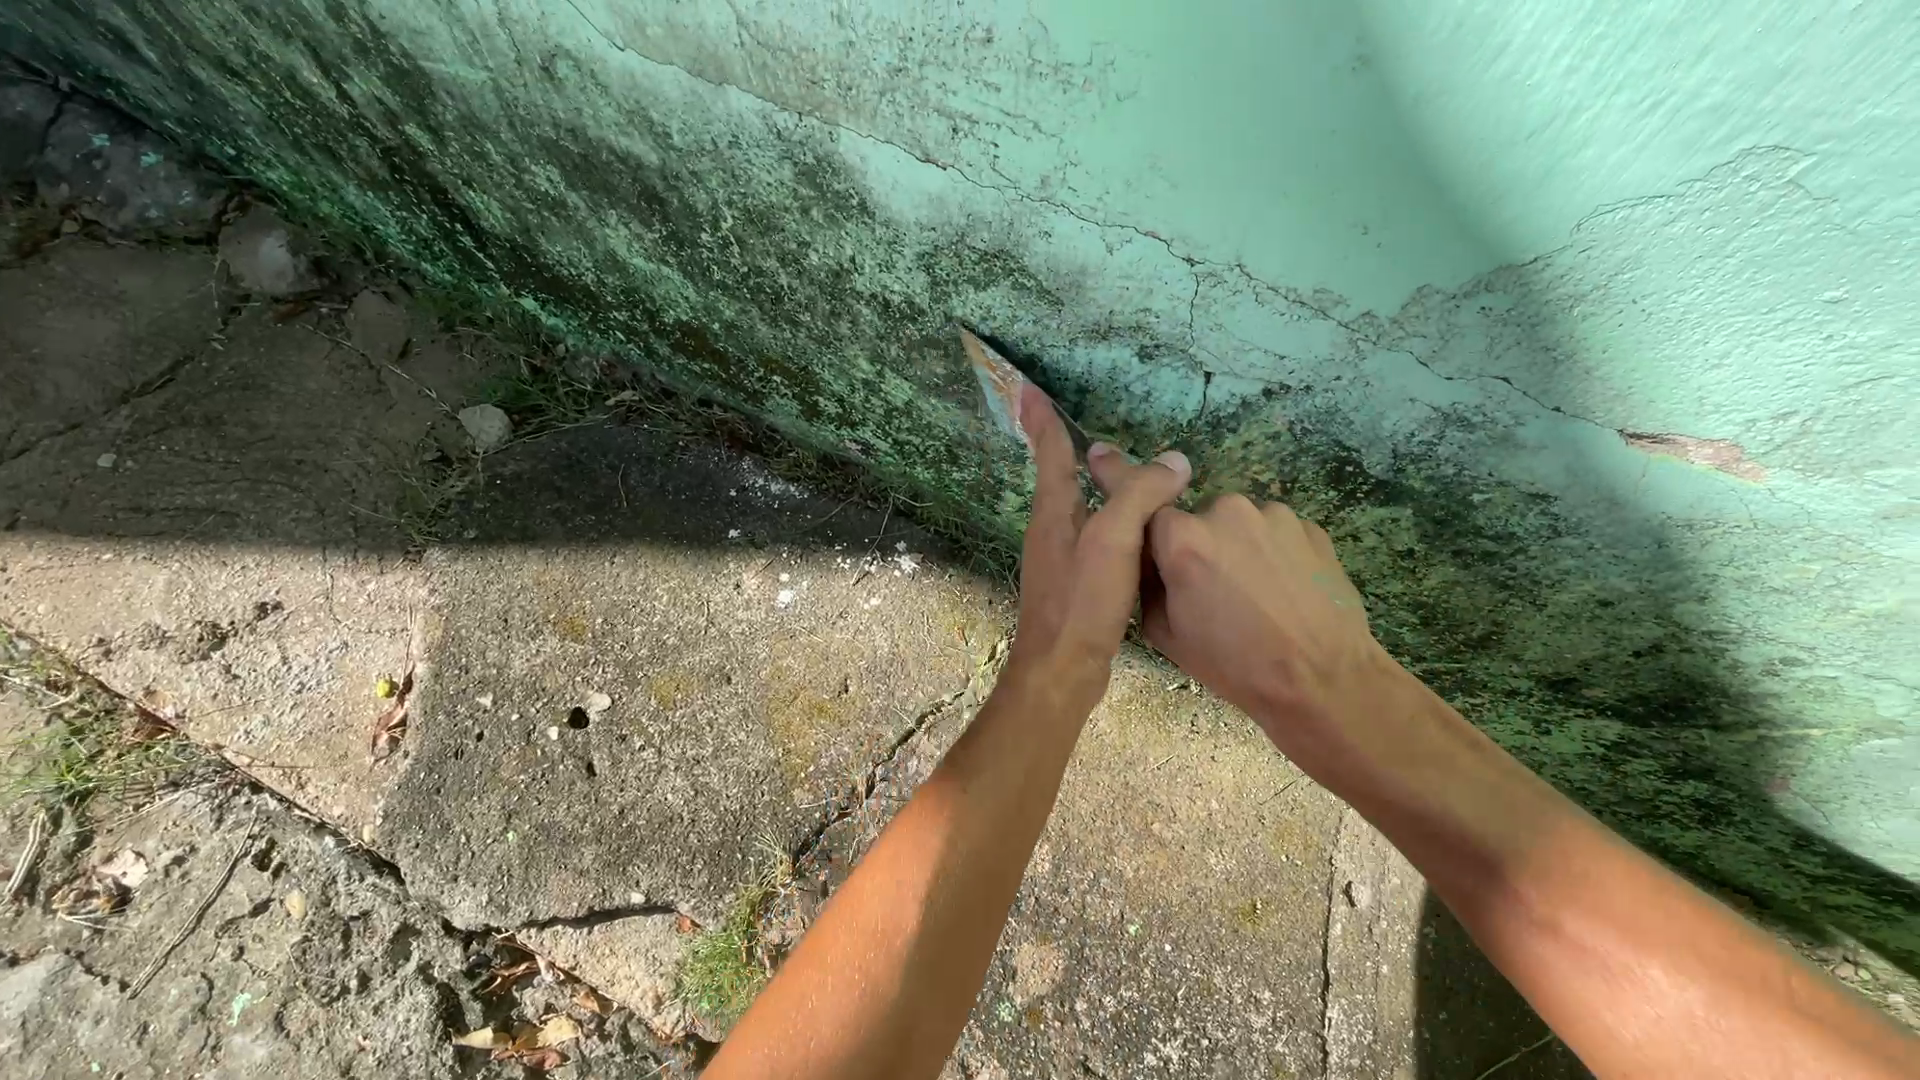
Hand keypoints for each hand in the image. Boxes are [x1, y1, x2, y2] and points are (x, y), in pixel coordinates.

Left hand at [1009, 383, 1190, 703]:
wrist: (1062, 670)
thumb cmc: (1081, 600)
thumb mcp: (1113, 539)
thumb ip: (1140, 495)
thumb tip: (1176, 461)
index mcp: (1053, 511)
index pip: (1050, 451)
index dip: (1041, 417)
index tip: (1025, 387)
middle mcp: (1051, 529)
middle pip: (1058, 476)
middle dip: (1061, 445)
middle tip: (1070, 418)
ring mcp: (1061, 559)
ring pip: (1078, 508)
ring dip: (1087, 483)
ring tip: (1110, 467)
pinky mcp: (1078, 584)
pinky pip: (1096, 537)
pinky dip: (1109, 520)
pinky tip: (1132, 529)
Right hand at [1142, 494, 1399, 745]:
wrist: (1322, 680)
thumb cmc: (1234, 663)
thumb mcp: (1164, 634)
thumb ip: (1147, 585)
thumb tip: (1152, 565)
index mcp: (1184, 537)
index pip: (1153, 519)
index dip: (1161, 548)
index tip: (1172, 575)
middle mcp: (1227, 511)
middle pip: (1201, 517)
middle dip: (1204, 545)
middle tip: (1217, 589)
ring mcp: (1275, 515)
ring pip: (1243, 524)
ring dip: (1242, 547)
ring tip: (1258, 592)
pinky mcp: (1312, 527)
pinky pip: (1279, 533)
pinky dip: (1278, 553)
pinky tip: (1287, 591)